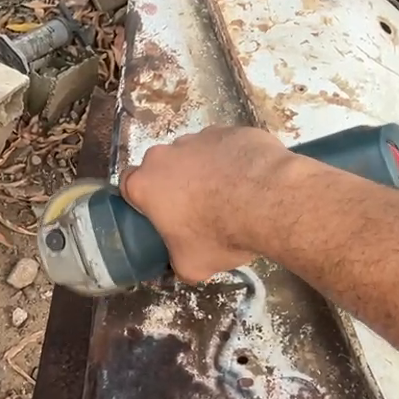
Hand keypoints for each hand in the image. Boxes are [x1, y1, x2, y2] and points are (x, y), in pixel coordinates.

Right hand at [120, 126, 294, 280]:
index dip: (142, 199)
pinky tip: (250, 180)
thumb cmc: (220, 235)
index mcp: (145, 184)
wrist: (270, 202)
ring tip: (230, 195)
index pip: (128, 184)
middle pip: (163, 167)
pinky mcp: (231, 131)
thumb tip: (179, 268)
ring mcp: (199, 138)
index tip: (159, 213)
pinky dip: (233, 160)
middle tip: (197, 208)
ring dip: (205, 171)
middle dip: (176, 184)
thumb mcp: (191, 266)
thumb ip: (177, 264)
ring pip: (195, 154)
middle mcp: (166, 155)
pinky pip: (225, 146)